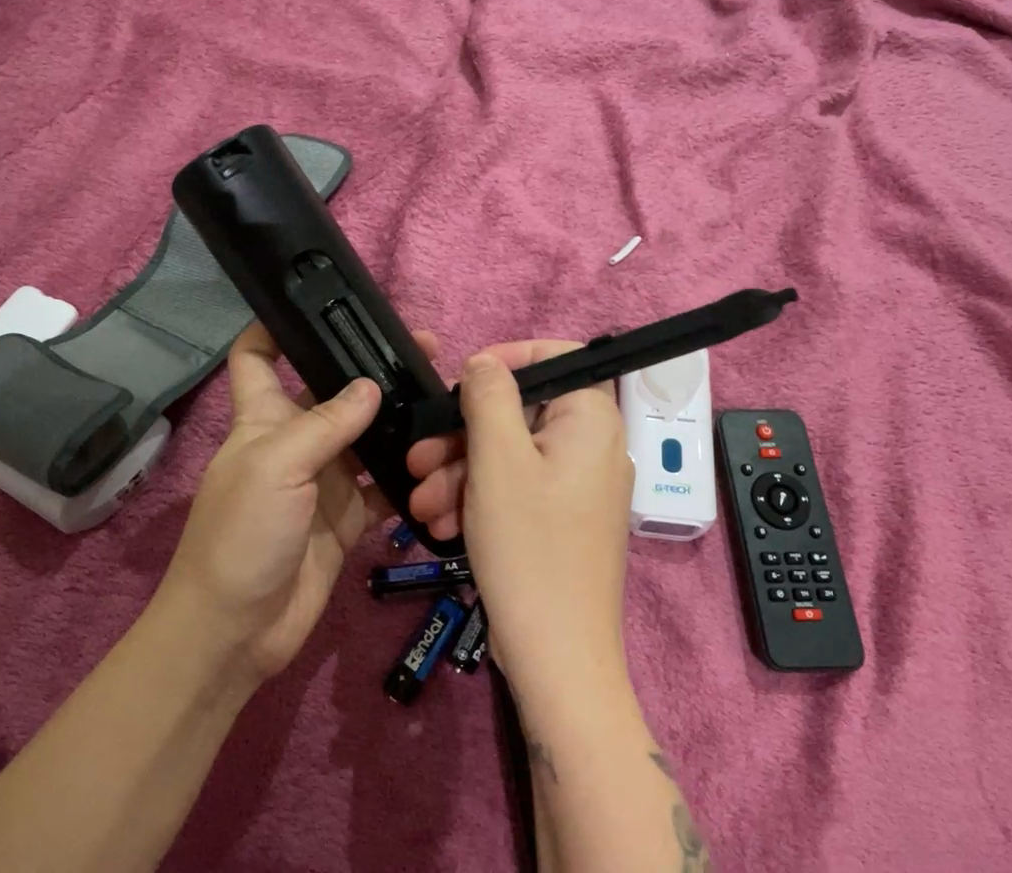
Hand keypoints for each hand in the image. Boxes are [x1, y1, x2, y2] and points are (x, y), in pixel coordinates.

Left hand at [159, 323, 437, 683]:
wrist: (237, 630)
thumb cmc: (241, 535)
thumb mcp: (276, 466)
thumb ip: (326, 423)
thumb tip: (372, 385)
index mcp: (262, 419)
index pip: (257, 358)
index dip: (275, 328)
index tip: (322, 304)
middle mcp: (294, 443)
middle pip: (334, 394)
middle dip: (371, 371)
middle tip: (427, 352)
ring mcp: (324, 482)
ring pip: (367, 439)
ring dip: (399, 422)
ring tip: (445, 399)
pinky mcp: (348, 518)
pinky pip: (384, 487)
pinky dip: (410, 477)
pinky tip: (443, 459)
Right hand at [405, 344, 634, 699]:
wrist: (556, 654)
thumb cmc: (528, 547)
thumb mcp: (497, 461)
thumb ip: (489, 397)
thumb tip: (485, 363)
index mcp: (592, 420)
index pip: (557, 357)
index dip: (506, 360)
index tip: (458, 384)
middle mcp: (594, 447)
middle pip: (523, 413)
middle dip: (463, 434)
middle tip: (417, 458)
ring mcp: (580, 488)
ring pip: (512, 456)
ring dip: (460, 473)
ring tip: (420, 504)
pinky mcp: (564, 522)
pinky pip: (519, 491)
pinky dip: (480, 500)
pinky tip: (441, 526)